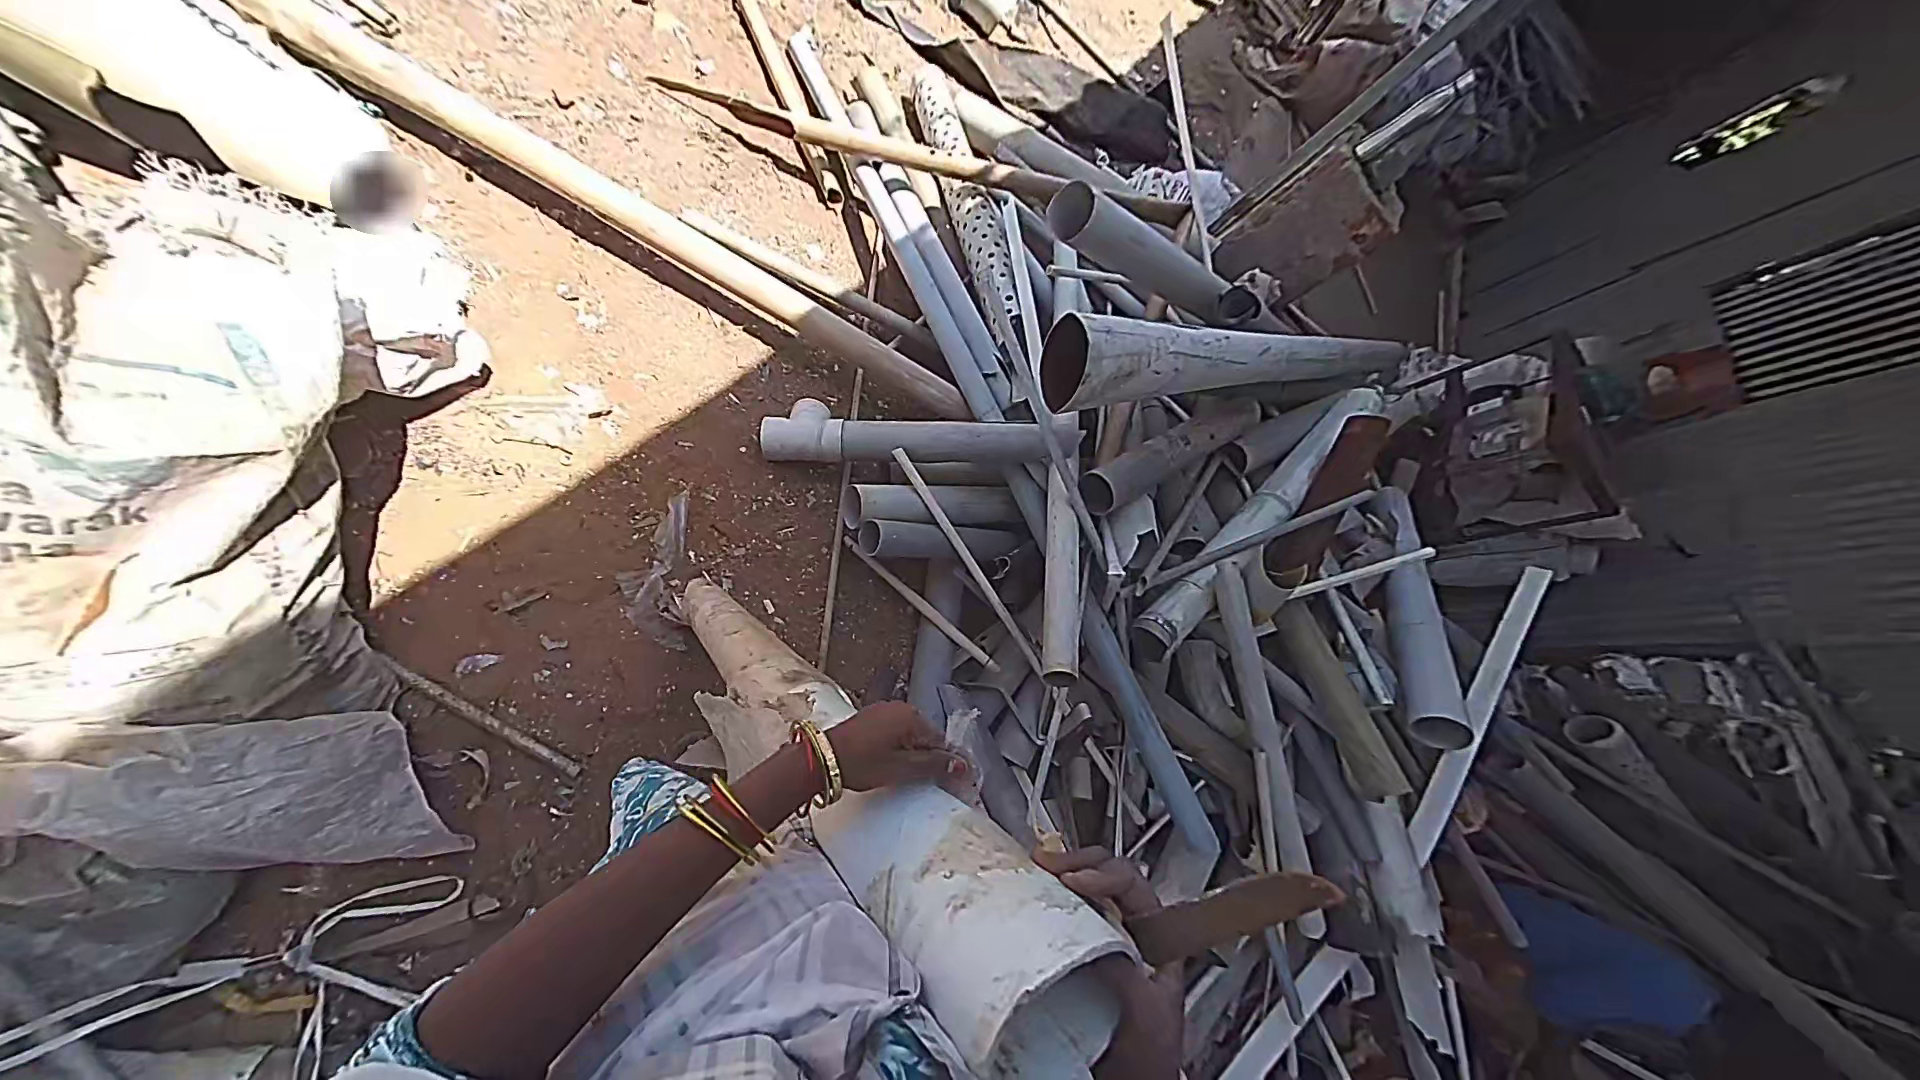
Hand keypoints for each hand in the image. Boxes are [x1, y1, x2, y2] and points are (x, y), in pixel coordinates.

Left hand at [823, 701, 967, 792]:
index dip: (944, 763)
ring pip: (909, 735)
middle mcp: (900, 707)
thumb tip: (961, 765)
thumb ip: (934, 766)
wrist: (822, 759)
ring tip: (902, 774)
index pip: (940, 741)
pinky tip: (887, 762)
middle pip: (925, 736)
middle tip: (920, 780)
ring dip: (911, 753)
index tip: (948, 780)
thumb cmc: (861, 763)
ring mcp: (884, 710)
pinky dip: (896, 747)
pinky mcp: (871, 718)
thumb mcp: (902, 769)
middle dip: (927, 757)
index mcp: (911, 716)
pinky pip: (894, 732)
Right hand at [1033, 846, 1183, 1079]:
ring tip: (1037, 867)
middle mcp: (1128, 924)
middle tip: (1047, 864)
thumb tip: (1092, 934)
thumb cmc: (1147, 1055)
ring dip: (1060, 871)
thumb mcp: (1145, 1011)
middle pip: (1105, 872)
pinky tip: (1032, 887)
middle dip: (1076, 862)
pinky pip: (1062, 910)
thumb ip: (1125, 971)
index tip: (1075, 881)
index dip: (1104, 874)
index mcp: (1154, 931)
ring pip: (1083, 885)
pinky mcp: (1075, 947)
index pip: (1131, 882)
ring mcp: (1101, 933)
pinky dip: (1047, 894)